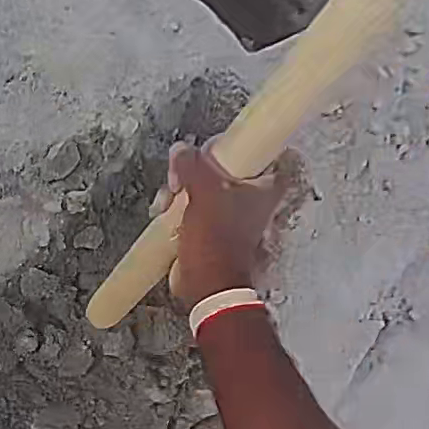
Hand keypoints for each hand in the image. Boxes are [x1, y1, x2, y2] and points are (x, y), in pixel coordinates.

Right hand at [159, 143, 293, 305]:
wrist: (205, 284)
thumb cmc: (215, 241)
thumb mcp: (203, 193)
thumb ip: (192, 165)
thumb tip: (179, 150)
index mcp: (265, 183)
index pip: (251, 145)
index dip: (224, 145)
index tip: (204, 154)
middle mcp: (251, 194)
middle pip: (216, 164)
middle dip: (190, 171)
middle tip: (177, 183)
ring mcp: (229, 210)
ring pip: (199, 183)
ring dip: (178, 189)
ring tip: (166, 204)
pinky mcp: (210, 225)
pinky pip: (190, 202)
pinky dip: (176, 205)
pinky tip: (164, 212)